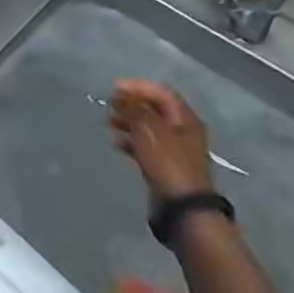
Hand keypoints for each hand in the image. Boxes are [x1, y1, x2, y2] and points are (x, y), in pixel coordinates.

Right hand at [108, 78, 213, 205]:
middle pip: (154, 108)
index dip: (137, 86)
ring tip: (109, 123)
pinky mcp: (164, 163)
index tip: (113, 88)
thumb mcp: (148, 130)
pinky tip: (117, 143)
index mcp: (184, 119)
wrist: (182, 205)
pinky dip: (130, 140)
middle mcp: (182, 130)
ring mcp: (174, 148)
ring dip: (127, 121)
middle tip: (109, 105)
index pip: (161, 92)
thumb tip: (120, 96)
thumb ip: (133, 110)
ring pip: (147, 126)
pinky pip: (145, 144)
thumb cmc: (167, 162)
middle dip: (130, 104)